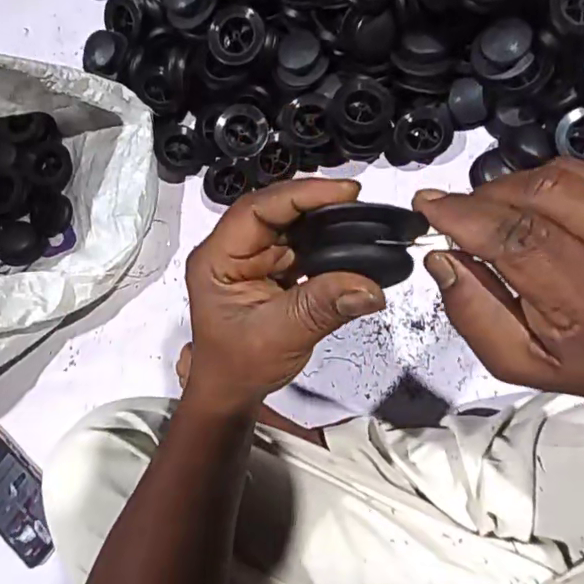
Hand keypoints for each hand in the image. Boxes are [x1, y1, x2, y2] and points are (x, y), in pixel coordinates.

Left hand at [182, 179, 385, 410]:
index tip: (340, 192)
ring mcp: (255, 261)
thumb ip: (323, 308)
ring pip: (293, 227)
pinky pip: (304, 248)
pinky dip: (328, 247)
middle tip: (357, 201)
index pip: (256, 210)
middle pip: (277, 211)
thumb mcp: (279, 336)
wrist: (233, 391)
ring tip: (358, 220)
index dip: (300, 194)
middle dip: (317, 204)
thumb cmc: (235, 367)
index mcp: (216, 260)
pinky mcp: (274, 272)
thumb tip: (367, 288)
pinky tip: (349, 246)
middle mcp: (233, 253)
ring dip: (326, 225)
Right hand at [412, 158, 583, 402]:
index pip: (518, 240)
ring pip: (555, 178)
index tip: (431, 206)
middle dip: (482, 199)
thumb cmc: (577, 360)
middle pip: (538, 196)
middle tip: (455, 215)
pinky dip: (536, 186)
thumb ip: (471, 311)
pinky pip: (576, 174)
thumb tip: (441, 261)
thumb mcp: (511, 360)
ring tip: (491, 219)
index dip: (466, 216)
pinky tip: (525, 212)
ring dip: (508, 190)